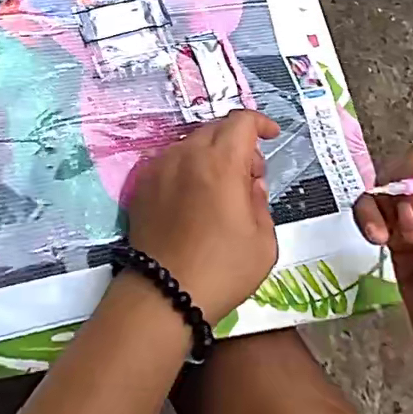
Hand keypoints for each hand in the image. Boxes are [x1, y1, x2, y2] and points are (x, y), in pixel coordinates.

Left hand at [123, 109, 280, 318]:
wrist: (163, 291)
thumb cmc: (222, 269)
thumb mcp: (263, 240)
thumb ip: (259, 201)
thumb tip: (250, 183)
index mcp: (220, 163)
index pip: (241, 122)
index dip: (260, 123)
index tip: (271, 135)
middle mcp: (185, 155)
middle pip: (215, 130)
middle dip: (237, 143)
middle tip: (249, 176)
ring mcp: (158, 168)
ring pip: (190, 145)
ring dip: (211, 156)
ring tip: (221, 191)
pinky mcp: (141, 184)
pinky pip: (170, 163)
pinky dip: (187, 169)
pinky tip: (193, 199)